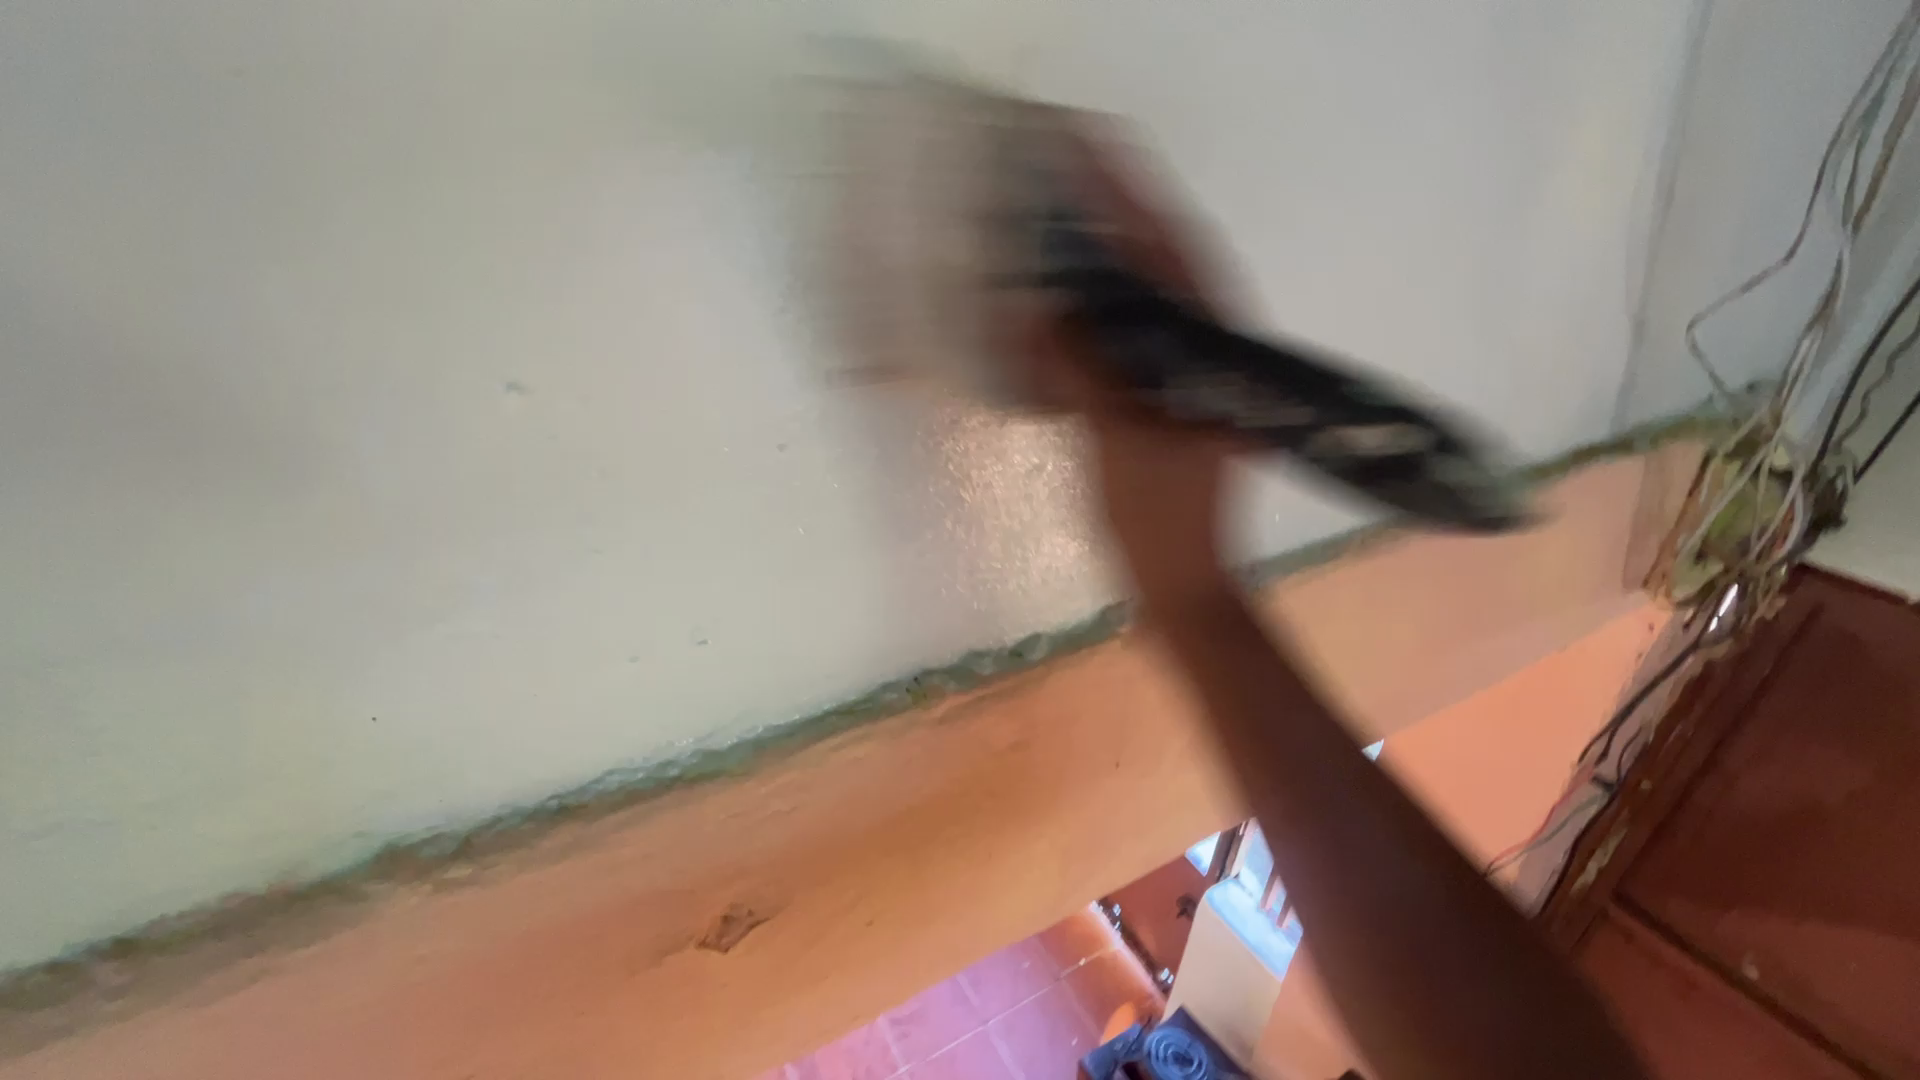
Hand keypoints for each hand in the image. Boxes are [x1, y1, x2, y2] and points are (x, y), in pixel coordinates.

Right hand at [1019, 126, 1242, 613]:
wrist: (1181, 588)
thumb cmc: (1156, 521)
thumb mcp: (1113, 439)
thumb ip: (1079, 367)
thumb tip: (1037, 307)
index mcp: (1214, 354)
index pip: (1175, 253)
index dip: (1131, 199)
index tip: (1085, 155)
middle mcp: (1212, 354)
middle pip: (1165, 266)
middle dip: (1117, 221)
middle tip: (1062, 186)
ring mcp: (1190, 380)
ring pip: (1148, 303)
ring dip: (1108, 267)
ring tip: (1058, 234)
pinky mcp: (1167, 405)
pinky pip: (1131, 343)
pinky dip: (1099, 321)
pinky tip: (1064, 314)